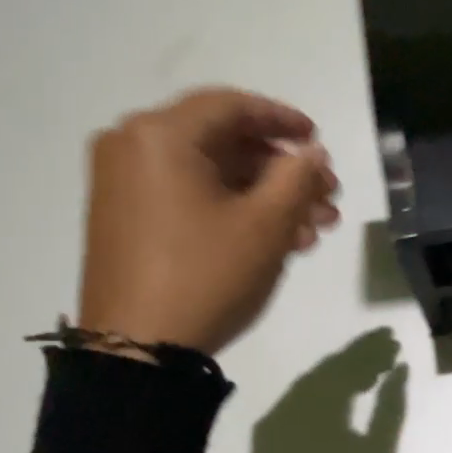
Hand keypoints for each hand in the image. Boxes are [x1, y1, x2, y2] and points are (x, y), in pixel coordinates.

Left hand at [77, 87, 339, 355]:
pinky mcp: (126, 219)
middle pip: (223, 142)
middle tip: (328, 200)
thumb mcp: (265, 227)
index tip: (320, 141)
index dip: (283, 119)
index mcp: (161, 135)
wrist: (137, 346)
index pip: (231, 106)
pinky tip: (274, 241)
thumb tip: (311, 153)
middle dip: (282, 170)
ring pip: (210, 175)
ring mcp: (123, 184)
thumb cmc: (207, 276)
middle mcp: (133, 145)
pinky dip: (233, 210)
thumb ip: (296, 179)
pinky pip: (189, 197)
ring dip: (265, 197)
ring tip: (312, 231)